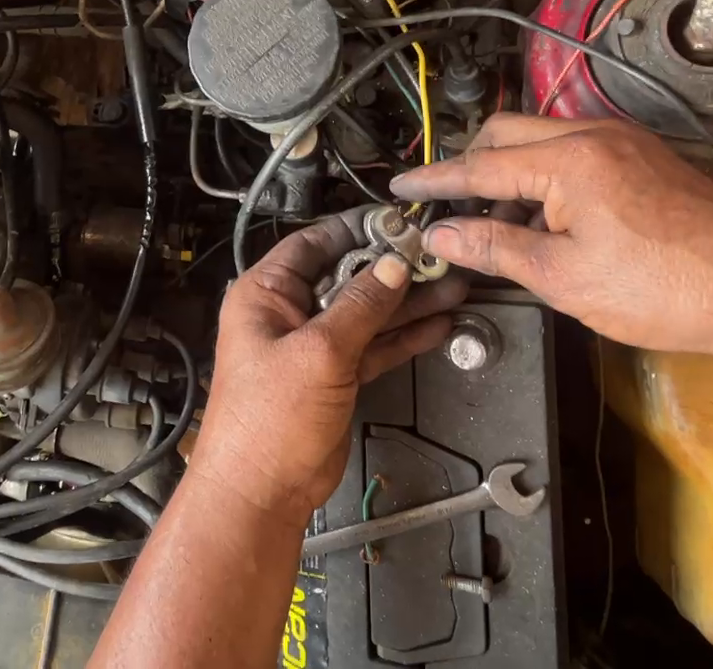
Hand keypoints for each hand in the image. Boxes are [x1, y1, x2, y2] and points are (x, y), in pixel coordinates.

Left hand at [190, 213, 466, 519]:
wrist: (261, 491)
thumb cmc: (267, 420)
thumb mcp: (318, 351)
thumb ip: (360, 307)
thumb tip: (393, 266)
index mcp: (266, 293)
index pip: (313, 244)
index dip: (355, 230)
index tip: (396, 222)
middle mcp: (288, 313)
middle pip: (346, 276)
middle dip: (391, 267)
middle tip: (435, 256)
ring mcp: (314, 345)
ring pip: (366, 312)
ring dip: (406, 302)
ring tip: (451, 286)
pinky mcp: (335, 375)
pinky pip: (373, 345)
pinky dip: (402, 336)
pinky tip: (436, 323)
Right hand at [389, 114, 712, 358]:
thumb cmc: (665, 290)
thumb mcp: (564, 277)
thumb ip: (495, 248)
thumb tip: (440, 237)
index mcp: (569, 160)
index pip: (480, 166)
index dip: (434, 180)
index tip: (401, 188)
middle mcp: (595, 135)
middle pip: (507, 133)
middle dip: (470, 164)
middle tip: (448, 203)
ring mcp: (626, 142)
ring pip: (541, 138)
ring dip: (509, 168)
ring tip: (497, 218)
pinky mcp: (648, 159)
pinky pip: (575, 150)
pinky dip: (545, 174)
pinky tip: (548, 216)